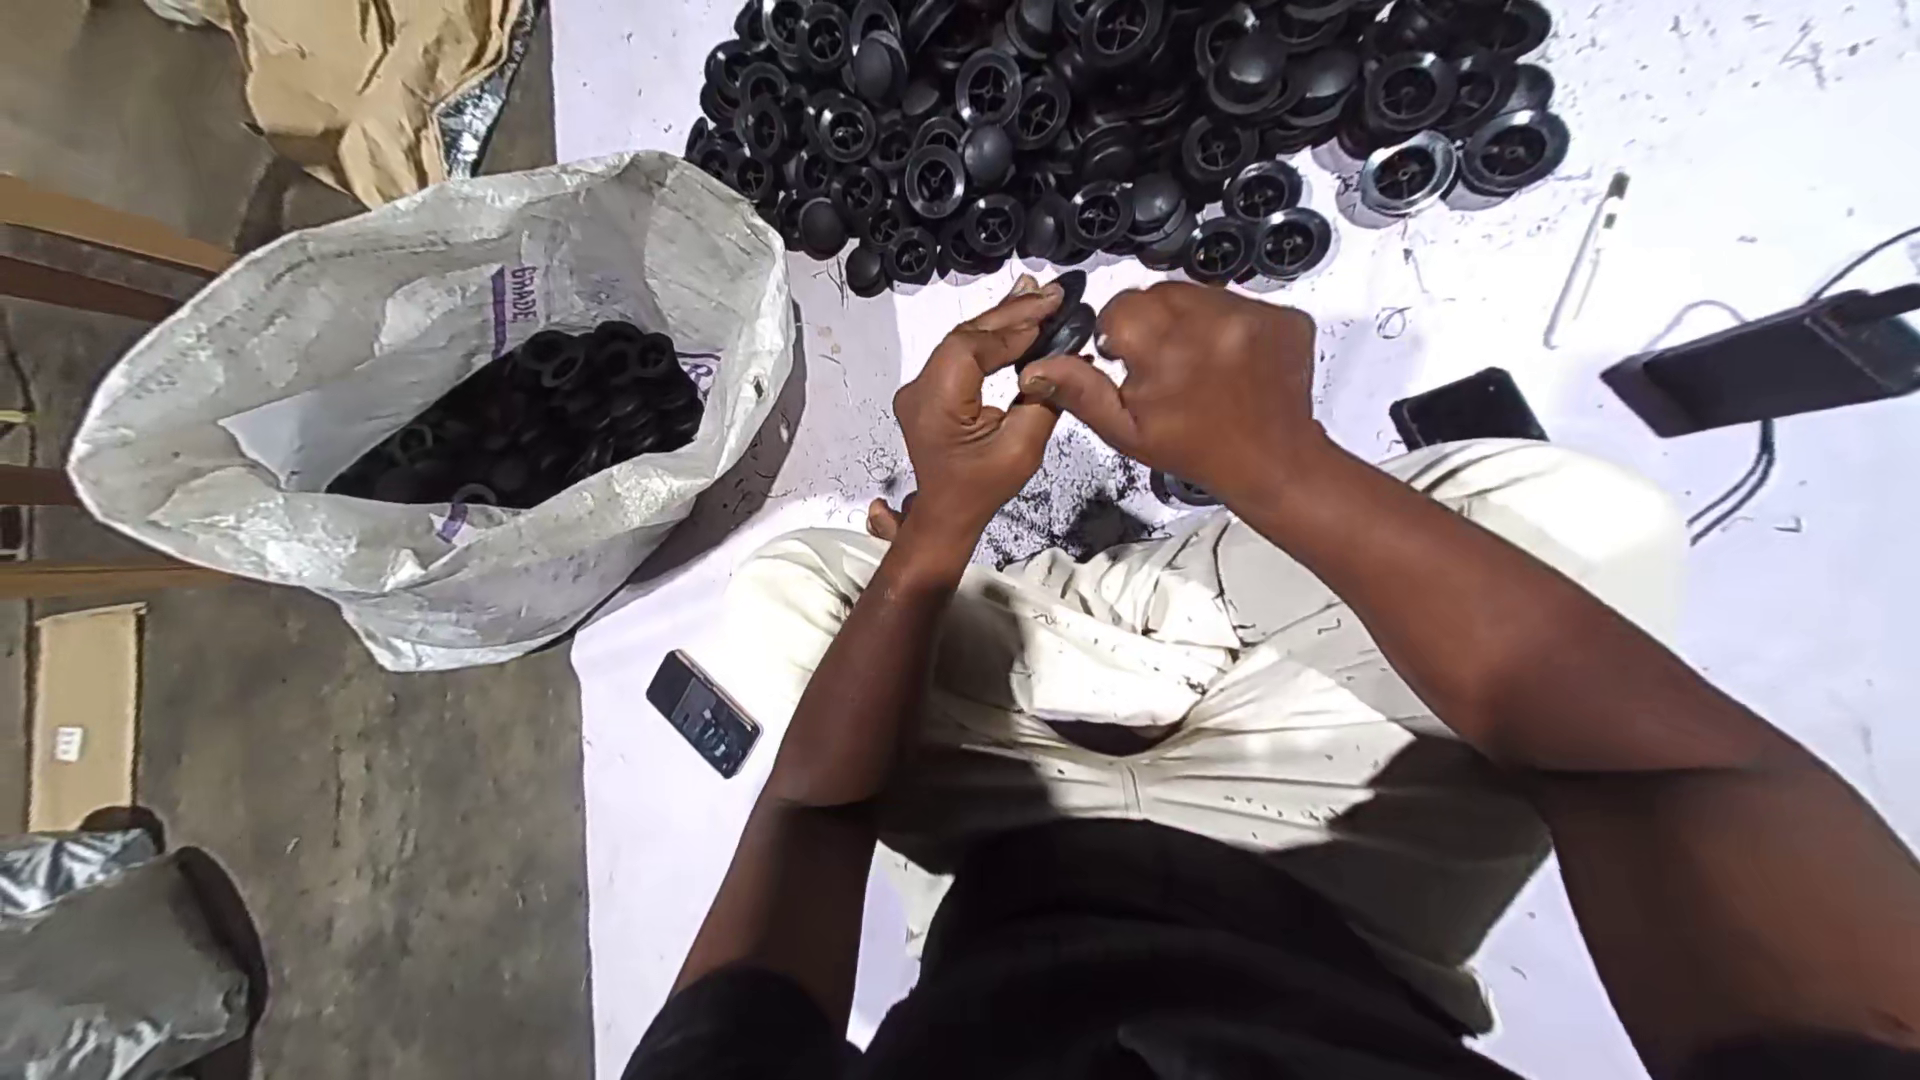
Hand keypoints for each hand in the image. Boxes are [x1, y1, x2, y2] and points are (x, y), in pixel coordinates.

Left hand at [878, 275, 1068, 552]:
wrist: (949, 510)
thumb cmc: (980, 489)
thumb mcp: (1022, 449)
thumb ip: (1042, 400)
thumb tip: (1062, 358)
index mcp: (936, 407)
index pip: (970, 349)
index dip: (1011, 330)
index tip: (1048, 315)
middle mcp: (919, 392)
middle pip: (965, 336)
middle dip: (1011, 314)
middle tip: (1050, 294)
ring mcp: (920, 388)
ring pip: (962, 340)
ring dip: (1002, 319)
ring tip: (1037, 297)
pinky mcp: (929, 389)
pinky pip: (959, 353)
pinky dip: (990, 336)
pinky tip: (1013, 318)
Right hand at [1017, 282, 1327, 502]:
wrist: (1268, 460)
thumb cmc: (1195, 449)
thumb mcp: (1125, 430)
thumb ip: (1079, 392)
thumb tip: (1037, 369)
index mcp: (1167, 351)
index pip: (1121, 307)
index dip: (1117, 335)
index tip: (1130, 360)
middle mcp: (1212, 323)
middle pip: (1157, 293)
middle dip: (1151, 325)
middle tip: (1164, 368)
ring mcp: (1252, 316)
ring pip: (1195, 292)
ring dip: (1187, 321)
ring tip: (1196, 364)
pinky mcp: (1280, 315)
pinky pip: (1234, 300)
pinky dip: (1222, 324)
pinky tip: (1224, 360)